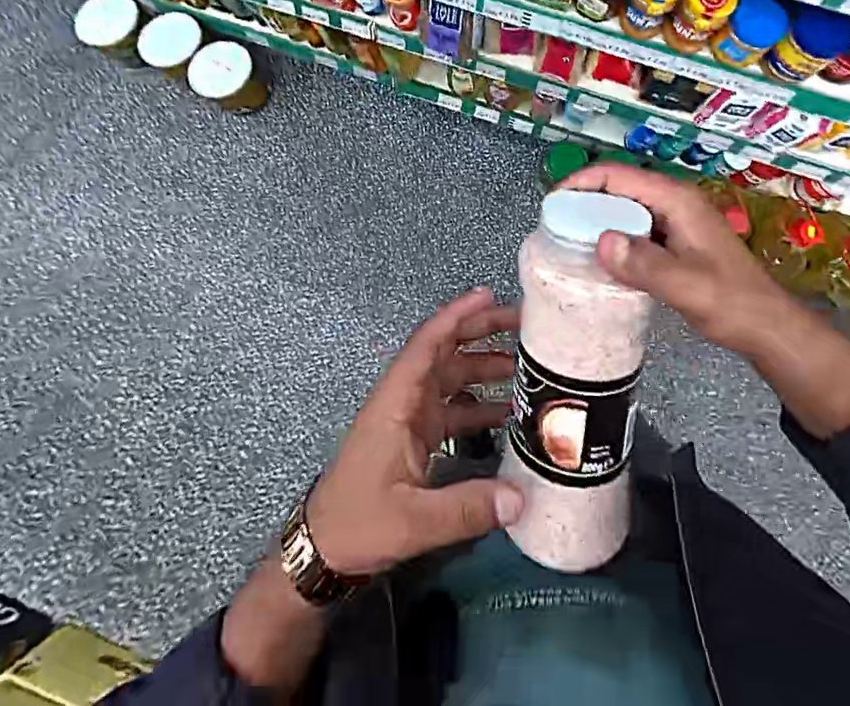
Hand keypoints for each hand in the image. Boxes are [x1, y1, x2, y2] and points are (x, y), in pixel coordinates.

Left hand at [305, 288, 524, 575]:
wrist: (320, 553)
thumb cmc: (357, 524)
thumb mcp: (412, 520)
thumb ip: (467, 508)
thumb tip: (521, 498)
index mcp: (396, 404)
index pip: (426, 345)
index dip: (456, 316)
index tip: (488, 295)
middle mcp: (405, 401)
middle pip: (445, 352)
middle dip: (482, 331)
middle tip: (525, 324)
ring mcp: (411, 418)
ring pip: (453, 376)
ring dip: (487, 365)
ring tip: (529, 363)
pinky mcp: (418, 437)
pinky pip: (456, 406)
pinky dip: (483, 403)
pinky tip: (512, 411)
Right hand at [557, 163, 811, 359]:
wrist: (765, 324)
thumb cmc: (732, 302)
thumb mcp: (686, 286)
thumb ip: (645, 264)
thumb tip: (601, 242)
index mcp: (678, 201)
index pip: (621, 175)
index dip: (583, 182)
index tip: (553, 203)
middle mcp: (676, 204)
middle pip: (622, 189)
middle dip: (586, 202)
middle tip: (555, 227)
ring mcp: (678, 222)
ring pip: (628, 211)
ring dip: (599, 222)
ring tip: (569, 243)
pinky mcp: (677, 242)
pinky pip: (638, 231)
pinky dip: (616, 240)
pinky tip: (601, 262)